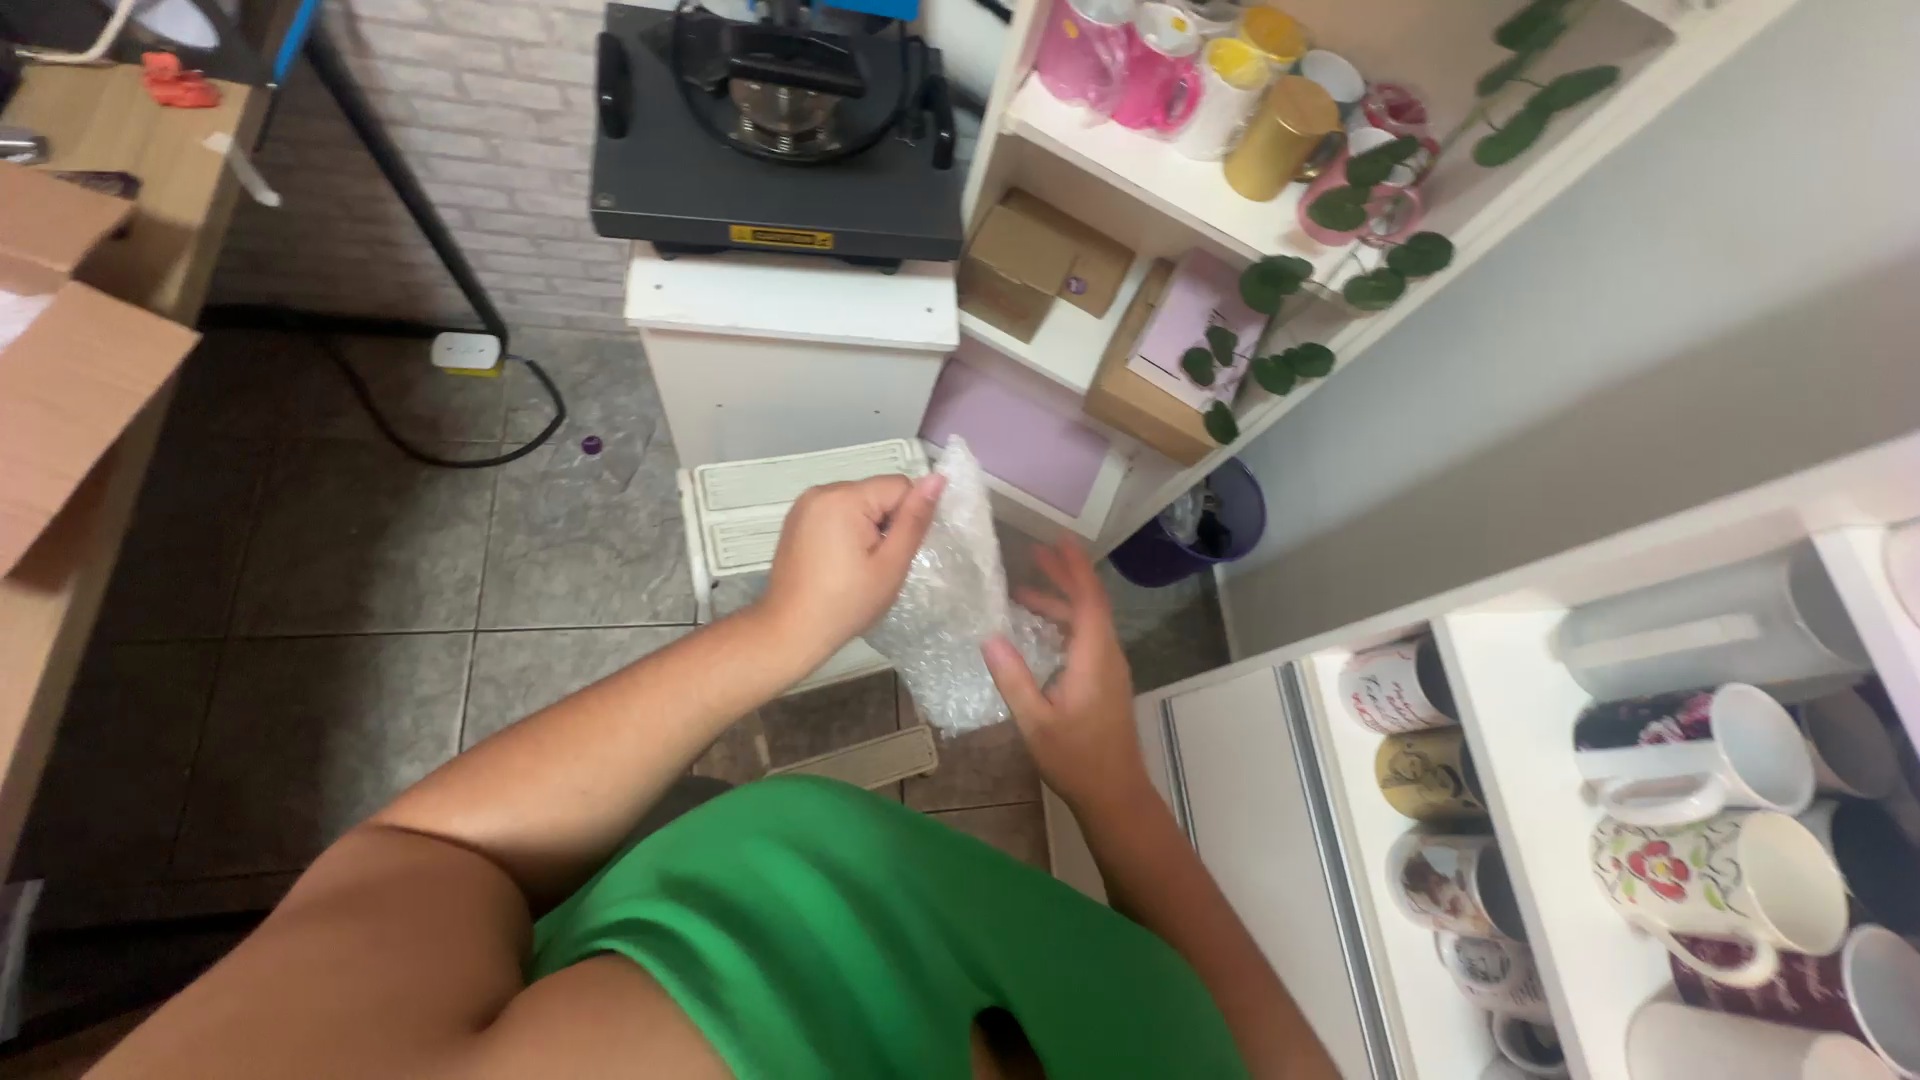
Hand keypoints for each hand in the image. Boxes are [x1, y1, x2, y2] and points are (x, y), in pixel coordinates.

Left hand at [755, 473, 945, 668]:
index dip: (907, 519)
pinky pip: (836, 512)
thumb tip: (938, 478)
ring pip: (858, 503)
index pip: (899, 486)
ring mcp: (804, 504)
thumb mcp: (891, 564)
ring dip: (867, 527)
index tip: (894, 553)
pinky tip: (839, 562)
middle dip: (885, 523)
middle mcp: (821, 490)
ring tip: (856, 565)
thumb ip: (915, 519)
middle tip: (876, 564)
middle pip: (876, 492)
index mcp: (844, 497)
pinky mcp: (796, 520)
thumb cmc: (846, 602)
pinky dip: (846, 530)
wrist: (791, 631)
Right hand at [982, 540, 1150, 812]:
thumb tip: (988, 637)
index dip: (1074, 567)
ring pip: (1087, 623)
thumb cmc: (1076, 758)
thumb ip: (1013, 677)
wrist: (1115, 794)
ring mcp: (1109, 669)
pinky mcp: (1105, 682)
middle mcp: (1107, 655)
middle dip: (1064, 577)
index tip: (1058, 541)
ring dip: (1060, 603)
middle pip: (1089, 604)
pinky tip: (1039, 632)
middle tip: (1034, 554)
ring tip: (1023, 594)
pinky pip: (1086, 639)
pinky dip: (1064, 624)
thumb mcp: (1035, 720)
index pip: (1088, 599)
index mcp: (1094, 657)